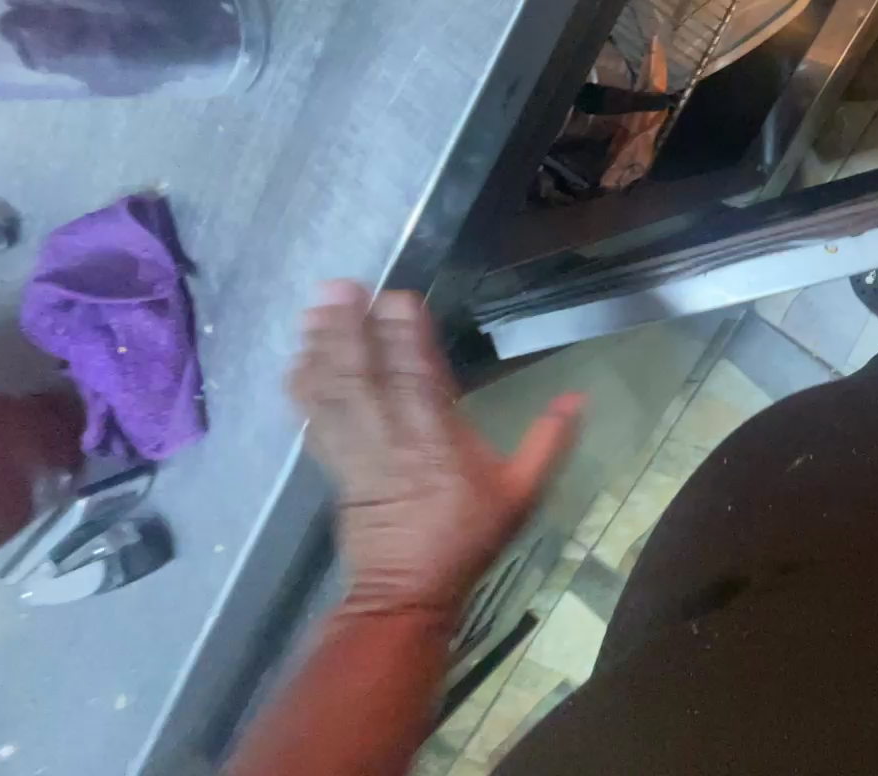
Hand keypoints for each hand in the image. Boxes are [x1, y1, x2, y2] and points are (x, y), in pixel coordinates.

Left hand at [290, 282, 579, 618]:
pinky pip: (316, 421)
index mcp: (438, 442)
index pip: (418, 379)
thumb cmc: (470, 535)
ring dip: (321, 349)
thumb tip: (579, 395)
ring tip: (315, 308)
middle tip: (339, 287)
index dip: (406, 337)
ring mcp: (356, 454)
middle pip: (363, 378)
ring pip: (333, 394)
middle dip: (349, 330)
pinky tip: (298, 360)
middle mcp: (391, 441)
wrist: (407, 590)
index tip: (399, 297)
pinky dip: (305, 388)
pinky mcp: (335, 468)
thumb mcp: (525, 491)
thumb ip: (549, 440)